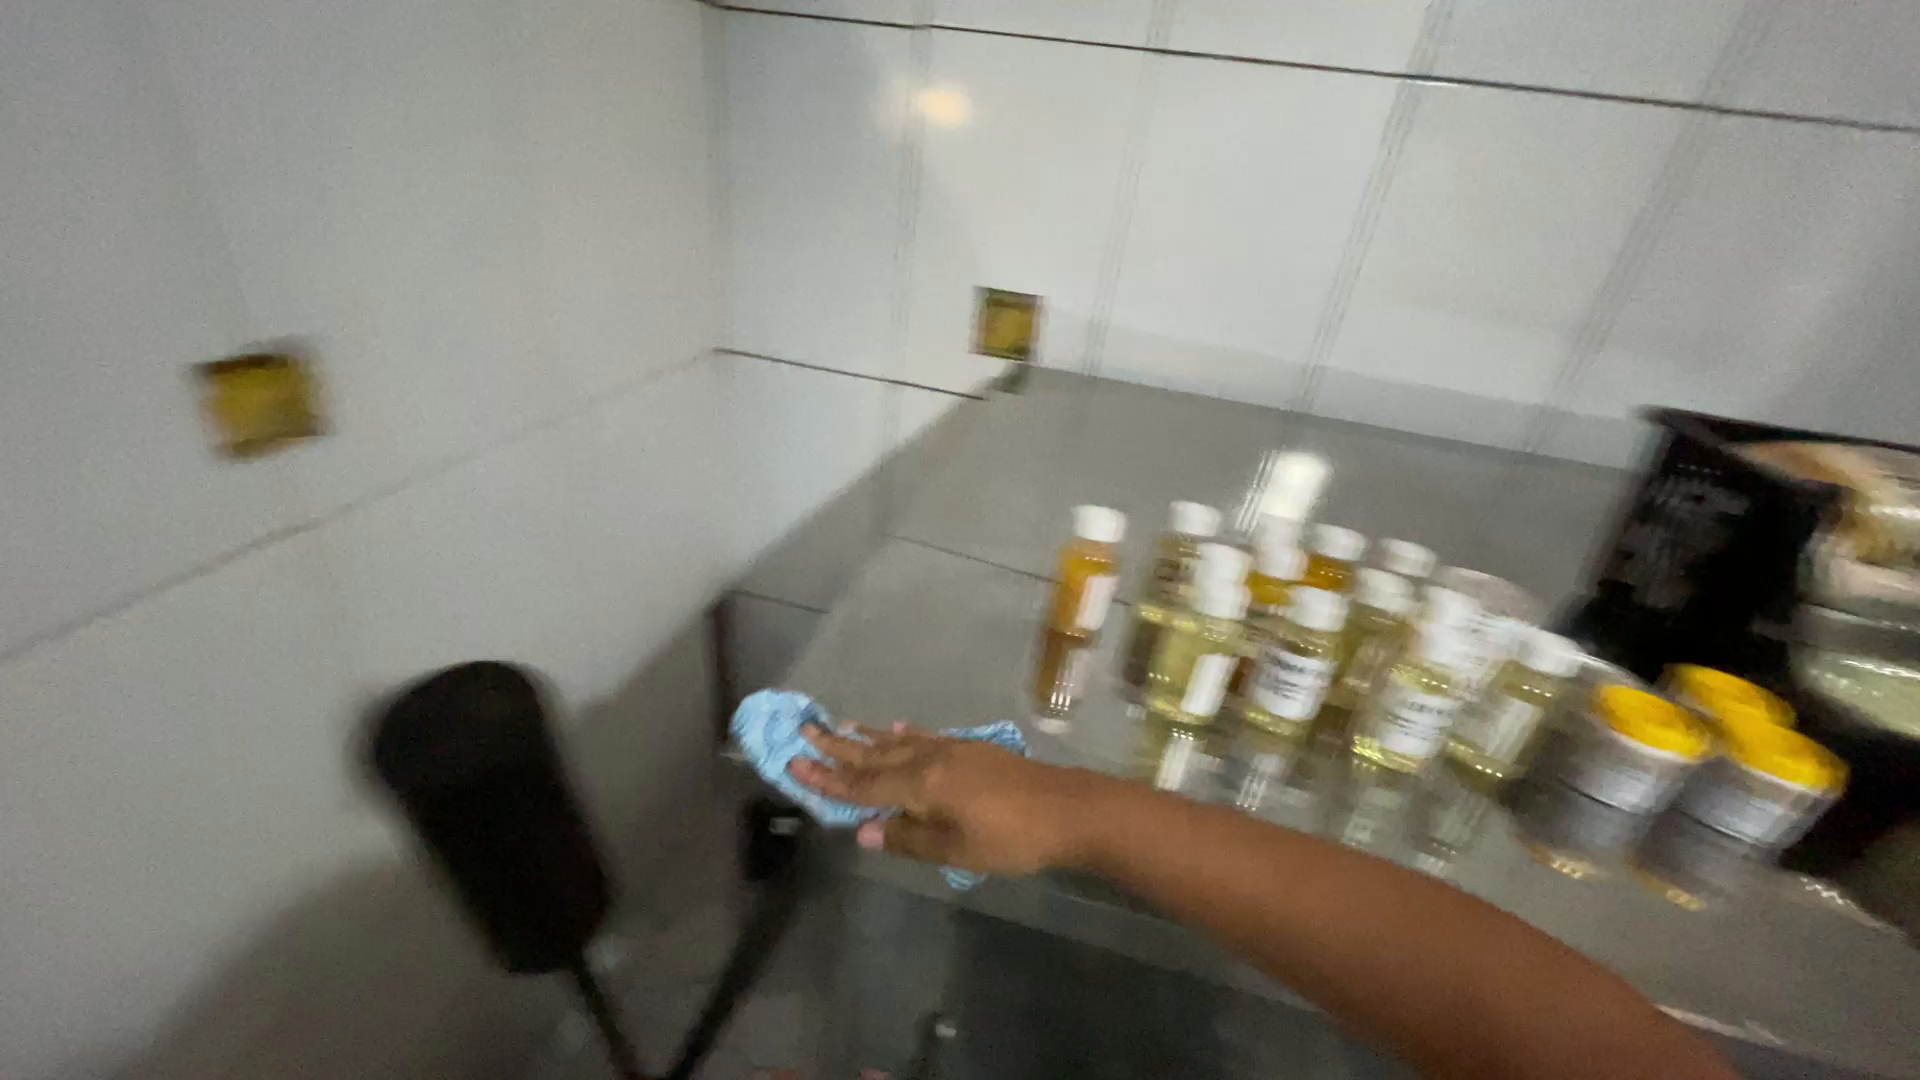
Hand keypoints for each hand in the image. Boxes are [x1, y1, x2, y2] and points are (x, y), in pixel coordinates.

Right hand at [788, 723, 1100, 875]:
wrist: (1065, 808)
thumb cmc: (1010, 838)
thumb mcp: (956, 850)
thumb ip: (907, 838)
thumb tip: (862, 830)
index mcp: (922, 785)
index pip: (863, 784)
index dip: (828, 777)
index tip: (794, 762)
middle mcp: (930, 759)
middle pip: (875, 754)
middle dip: (838, 746)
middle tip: (804, 729)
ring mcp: (951, 749)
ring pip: (898, 741)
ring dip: (867, 736)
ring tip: (840, 725)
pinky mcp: (969, 748)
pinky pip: (926, 736)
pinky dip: (905, 732)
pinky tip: (896, 727)